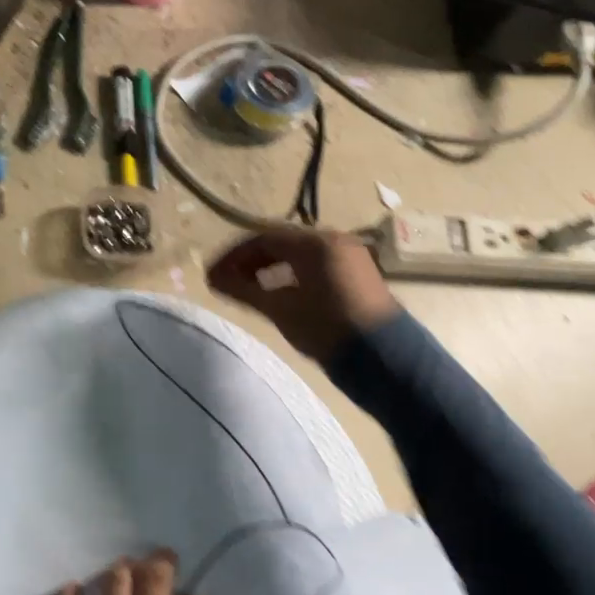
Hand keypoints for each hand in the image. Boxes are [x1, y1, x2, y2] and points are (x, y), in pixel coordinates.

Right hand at [206, 227, 399, 361]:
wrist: (383, 356)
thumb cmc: (325, 328)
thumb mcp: (279, 309)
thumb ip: (242, 290)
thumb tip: (212, 278)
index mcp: (314, 243)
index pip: (262, 237)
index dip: (232, 256)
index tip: (211, 275)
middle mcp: (333, 240)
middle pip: (280, 242)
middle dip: (248, 261)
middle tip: (226, 281)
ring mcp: (348, 255)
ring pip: (297, 253)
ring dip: (268, 267)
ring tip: (247, 288)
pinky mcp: (356, 272)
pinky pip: (314, 263)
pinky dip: (290, 273)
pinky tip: (277, 291)